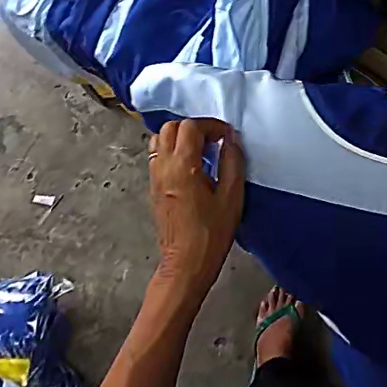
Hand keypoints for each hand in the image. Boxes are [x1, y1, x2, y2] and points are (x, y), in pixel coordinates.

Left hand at [147, 119, 243, 296]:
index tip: (228, 136)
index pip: (190, 127)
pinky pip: (158, 156)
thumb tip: (231, 139)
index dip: (212, 125)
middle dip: (195, 127)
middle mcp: (163, 168)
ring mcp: (154, 178)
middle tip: (216, 140)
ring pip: (159, 140)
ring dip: (182, 138)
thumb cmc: (212, 231)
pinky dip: (175, 151)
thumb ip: (233, 160)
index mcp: (183, 167)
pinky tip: (195, 166)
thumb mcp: (232, 194)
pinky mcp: (154, 187)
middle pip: (170, 128)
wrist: (186, 261)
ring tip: (204, 151)